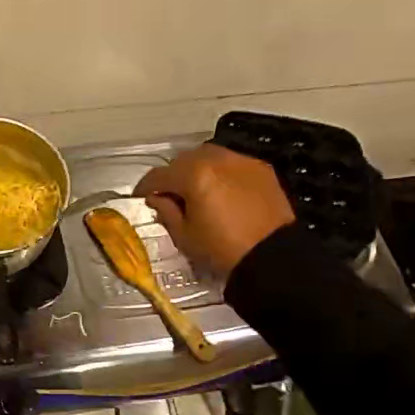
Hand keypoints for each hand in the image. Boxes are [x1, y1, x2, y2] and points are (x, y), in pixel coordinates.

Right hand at [134, 143, 295, 276]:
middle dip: (173, 176)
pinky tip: (221, 193)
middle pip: (184, 160)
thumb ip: (167, 212)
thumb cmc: (224, 251)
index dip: (146, 186)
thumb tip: (158, 198)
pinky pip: (232, 164)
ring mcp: (242, 161)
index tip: (142, 196)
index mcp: (194, 175)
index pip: (160, 174)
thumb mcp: (186, 237)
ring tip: (196, 192)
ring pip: (209, 157)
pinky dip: (221, 173)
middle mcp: (217, 159)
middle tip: (169, 196)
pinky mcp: (261, 169)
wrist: (272, 257)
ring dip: (197, 171)